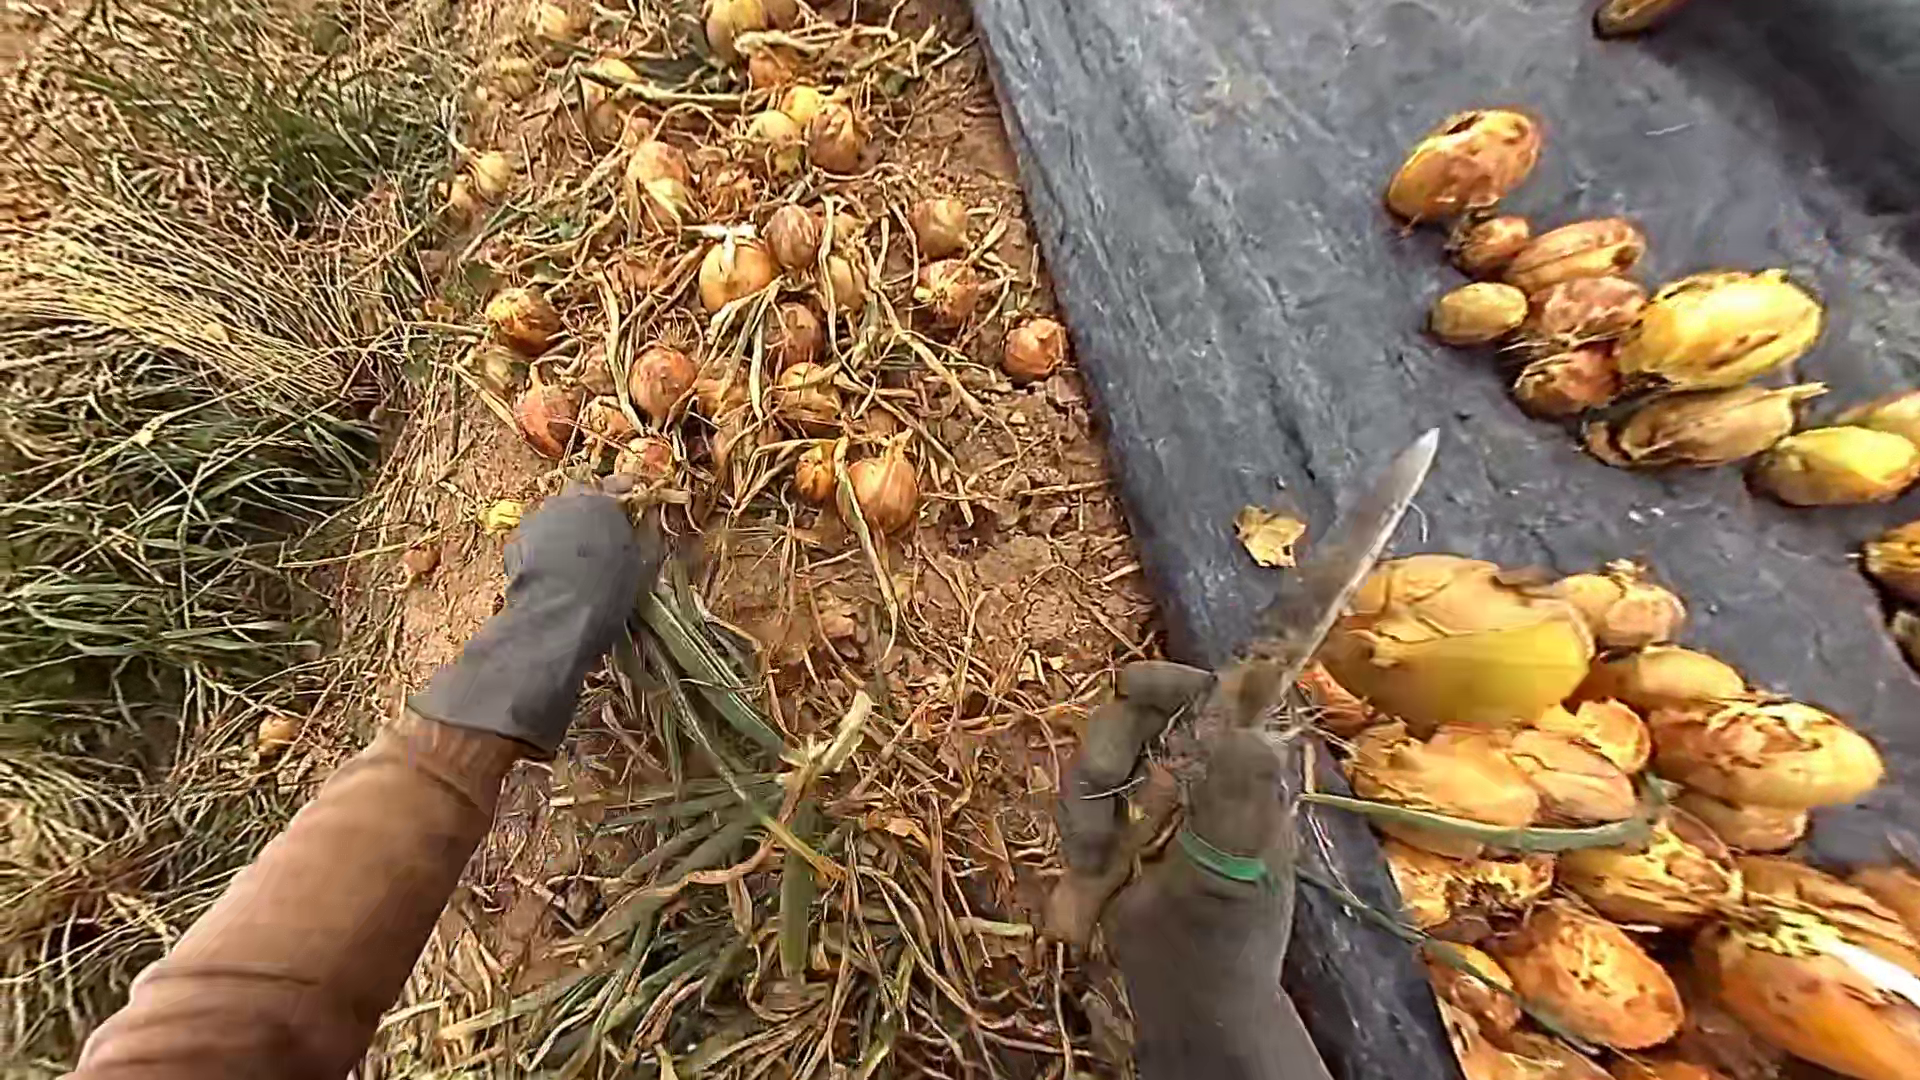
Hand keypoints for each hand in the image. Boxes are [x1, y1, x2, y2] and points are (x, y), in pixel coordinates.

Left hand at [410, 488, 662, 752]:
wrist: (557, 622)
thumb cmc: (610, 590)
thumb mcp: (642, 562)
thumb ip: (646, 536)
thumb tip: (650, 524)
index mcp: (602, 501)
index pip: (619, 484)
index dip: (628, 495)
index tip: (635, 504)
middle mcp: (565, 502)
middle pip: (582, 497)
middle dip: (593, 510)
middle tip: (608, 533)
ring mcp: (536, 522)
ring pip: (558, 518)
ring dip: (570, 529)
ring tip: (583, 557)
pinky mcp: (515, 546)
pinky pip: (539, 539)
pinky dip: (550, 549)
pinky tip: (560, 573)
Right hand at [1050, 661, 1314, 1079]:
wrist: (1183, 1001)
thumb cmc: (1221, 948)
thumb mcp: (1227, 883)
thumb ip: (1235, 812)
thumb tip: (1252, 734)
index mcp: (1241, 775)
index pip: (1211, 697)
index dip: (1172, 680)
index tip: (1129, 686)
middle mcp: (1199, 769)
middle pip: (1139, 714)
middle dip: (1108, 747)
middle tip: (1097, 788)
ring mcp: (1155, 790)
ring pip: (1100, 750)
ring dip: (1085, 797)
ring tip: (1093, 855)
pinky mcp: (1118, 813)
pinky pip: (1080, 790)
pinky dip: (1075, 820)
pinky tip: (1089, 864)